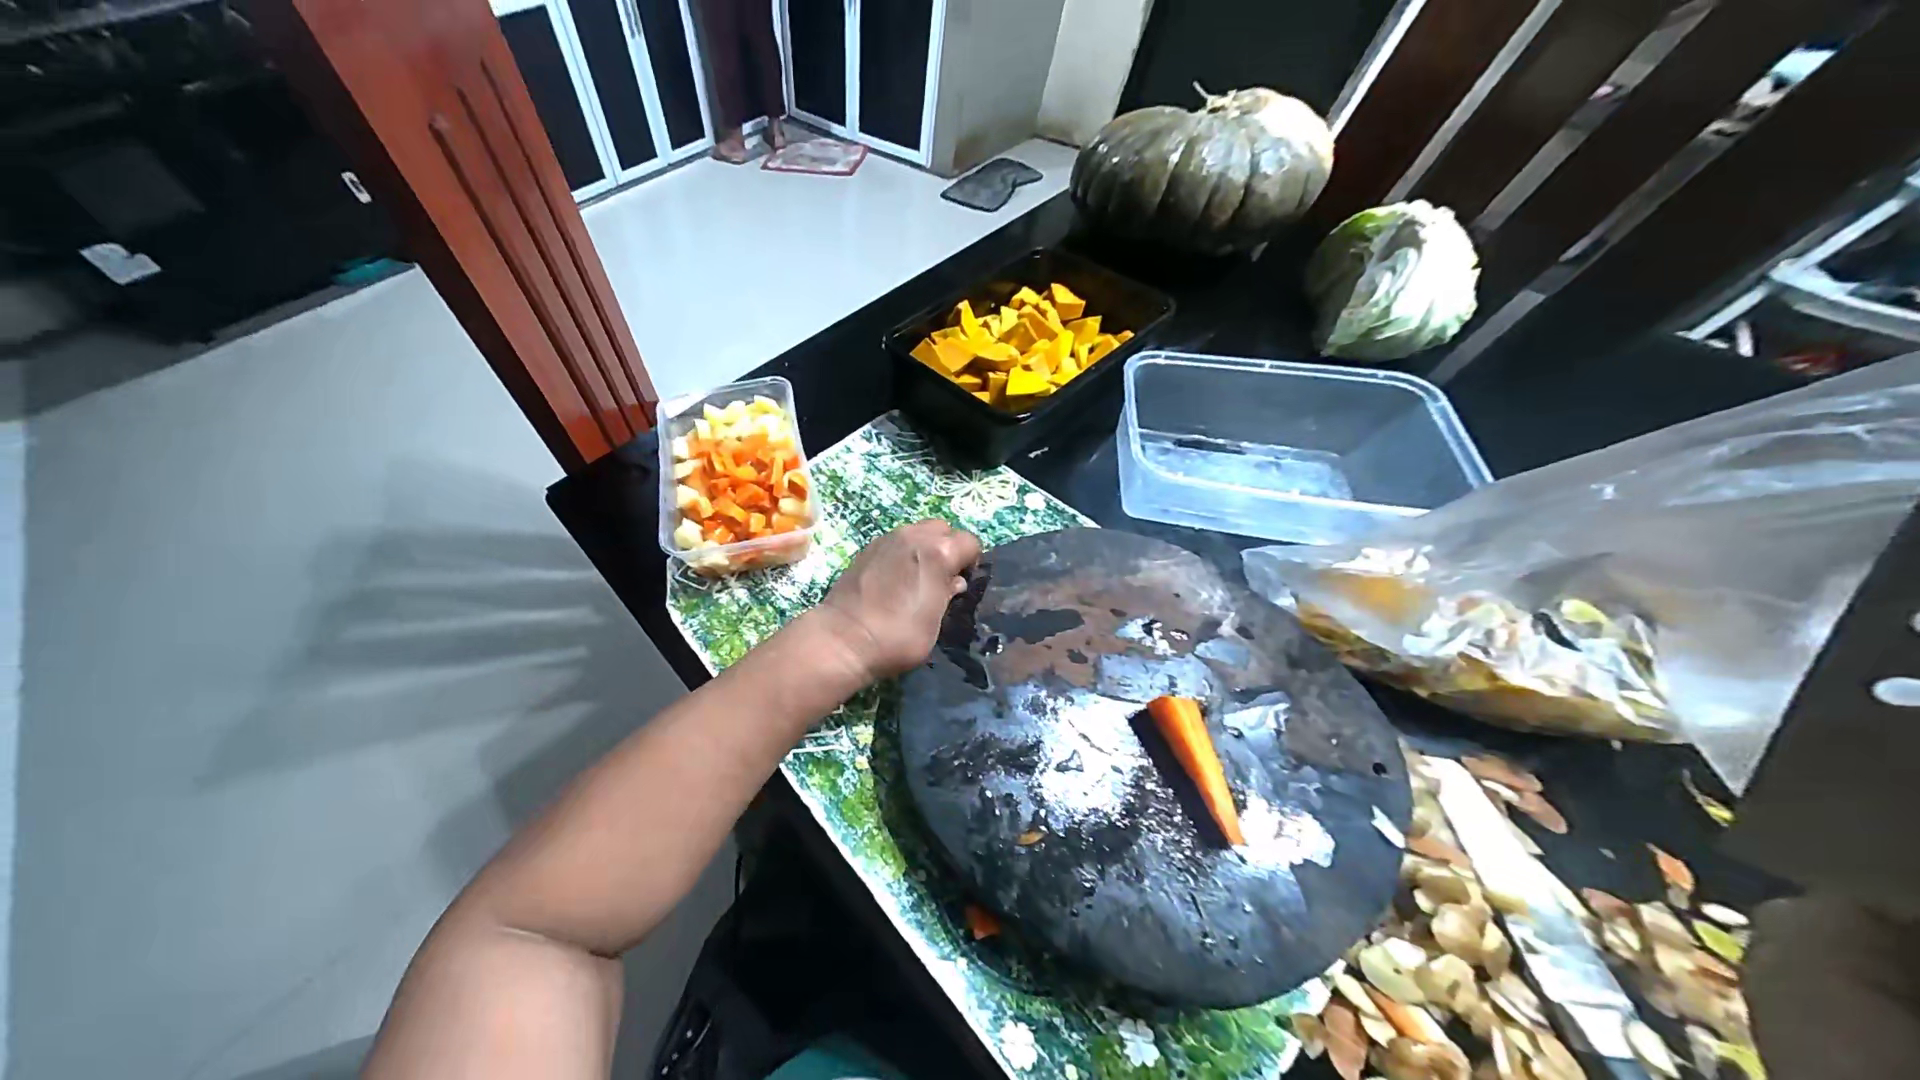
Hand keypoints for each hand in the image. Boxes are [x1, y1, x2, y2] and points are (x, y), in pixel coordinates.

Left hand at [812, 520, 981, 682]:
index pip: (970, 542)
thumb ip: (948, 595)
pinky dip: (902, 553)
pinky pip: (895, 541)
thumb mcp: (935, 623)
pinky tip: (893, 579)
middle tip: (941, 577)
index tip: (962, 583)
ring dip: (924, 548)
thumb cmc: (897, 637)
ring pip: (917, 531)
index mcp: (938, 553)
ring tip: (916, 577)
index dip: (971, 562)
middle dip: (947, 548)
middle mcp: (914, 536)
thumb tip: (953, 582)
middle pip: (943, 529)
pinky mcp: (867, 548)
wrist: (843, 639)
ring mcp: (888, 539)